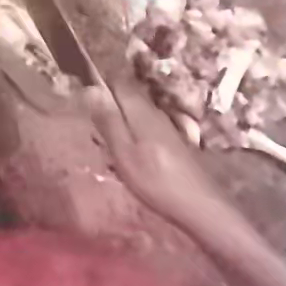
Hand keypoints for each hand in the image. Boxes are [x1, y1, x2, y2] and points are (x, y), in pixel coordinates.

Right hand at [84, 83, 241, 237]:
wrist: (200, 204)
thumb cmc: (154, 180)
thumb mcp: (123, 152)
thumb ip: (108, 121)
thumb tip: (91, 88)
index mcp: (141, 110)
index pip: (118, 82)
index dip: (101, 84)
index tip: (86, 98)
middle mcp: (156, 111)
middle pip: (127, 97)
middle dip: (109, 106)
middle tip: (95, 130)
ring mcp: (167, 126)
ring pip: (136, 114)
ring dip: (120, 123)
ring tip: (108, 147)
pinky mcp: (174, 141)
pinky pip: (145, 128)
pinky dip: (133, 136)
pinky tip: (129, 157)